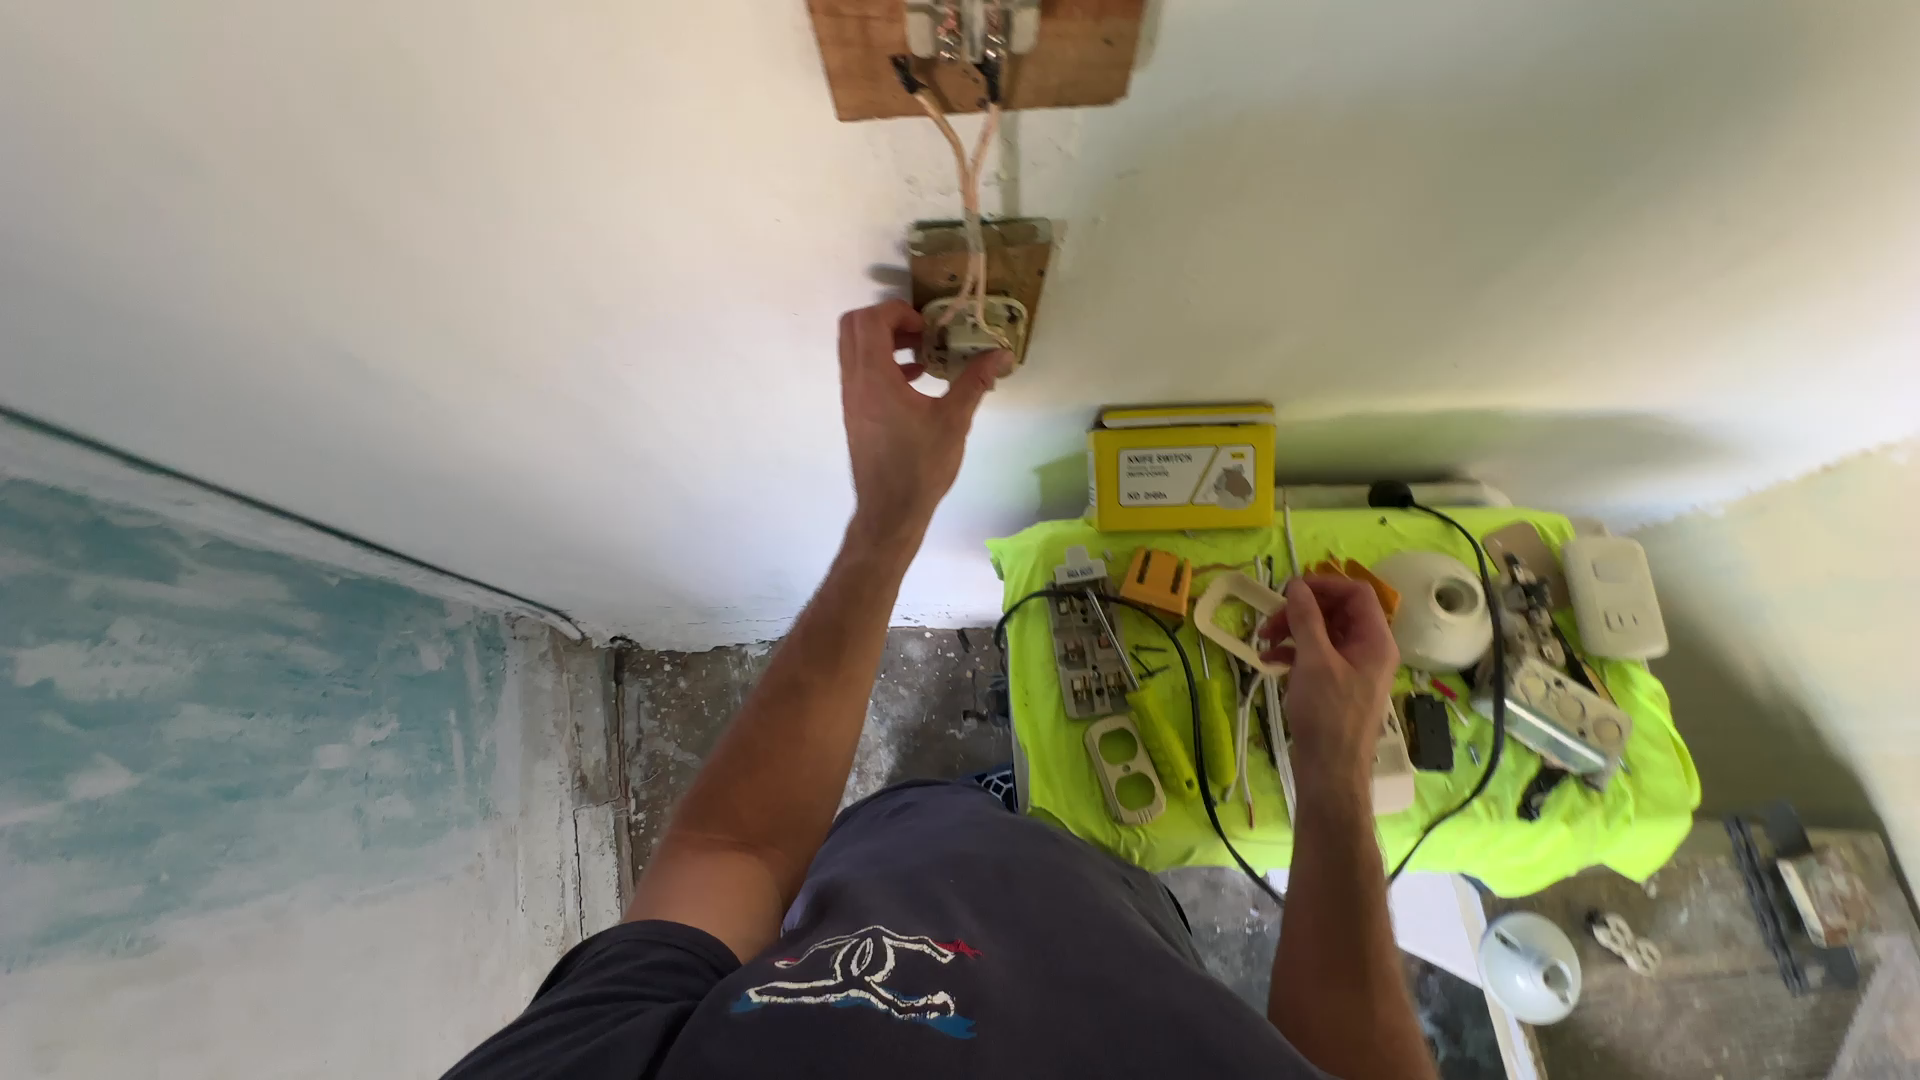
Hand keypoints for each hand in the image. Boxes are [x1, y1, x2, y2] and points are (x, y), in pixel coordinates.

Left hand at [838, 299, 1010, 544]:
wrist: (890, 512)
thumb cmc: (920, 467)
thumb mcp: (953, 421)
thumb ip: (974, 382)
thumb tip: (1002, 354)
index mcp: (874, 379)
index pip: (870, 320)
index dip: (898, 312)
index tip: (928, 328)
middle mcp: (854, 384)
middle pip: (853, 327)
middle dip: (887, 321)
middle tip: (921, 334)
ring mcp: (850, 400)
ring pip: (854, 350)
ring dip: (884, 342)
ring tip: (922, 357)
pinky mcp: (855, 415)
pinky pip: (859, 373)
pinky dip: (881, 365)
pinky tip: (914, 382)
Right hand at [1259, 575, 1399, 787]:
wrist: (1329, 769)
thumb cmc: (1327, 714)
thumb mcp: (1314, 661)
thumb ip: (1306, 619)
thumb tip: (1296, 586)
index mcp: (1375, 641)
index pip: (1357, 593)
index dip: (1324, 585)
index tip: (1290, 590)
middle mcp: (1367, 649)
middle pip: (1335, 611)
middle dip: (1300, 610)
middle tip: (1269, 619)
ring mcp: (1350, 667)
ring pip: (1321, 631)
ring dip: (1290, 629)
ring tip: (1263, 640)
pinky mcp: (1333, 683)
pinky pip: (1313, 653)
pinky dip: (1290, 651)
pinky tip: (1268, 660)